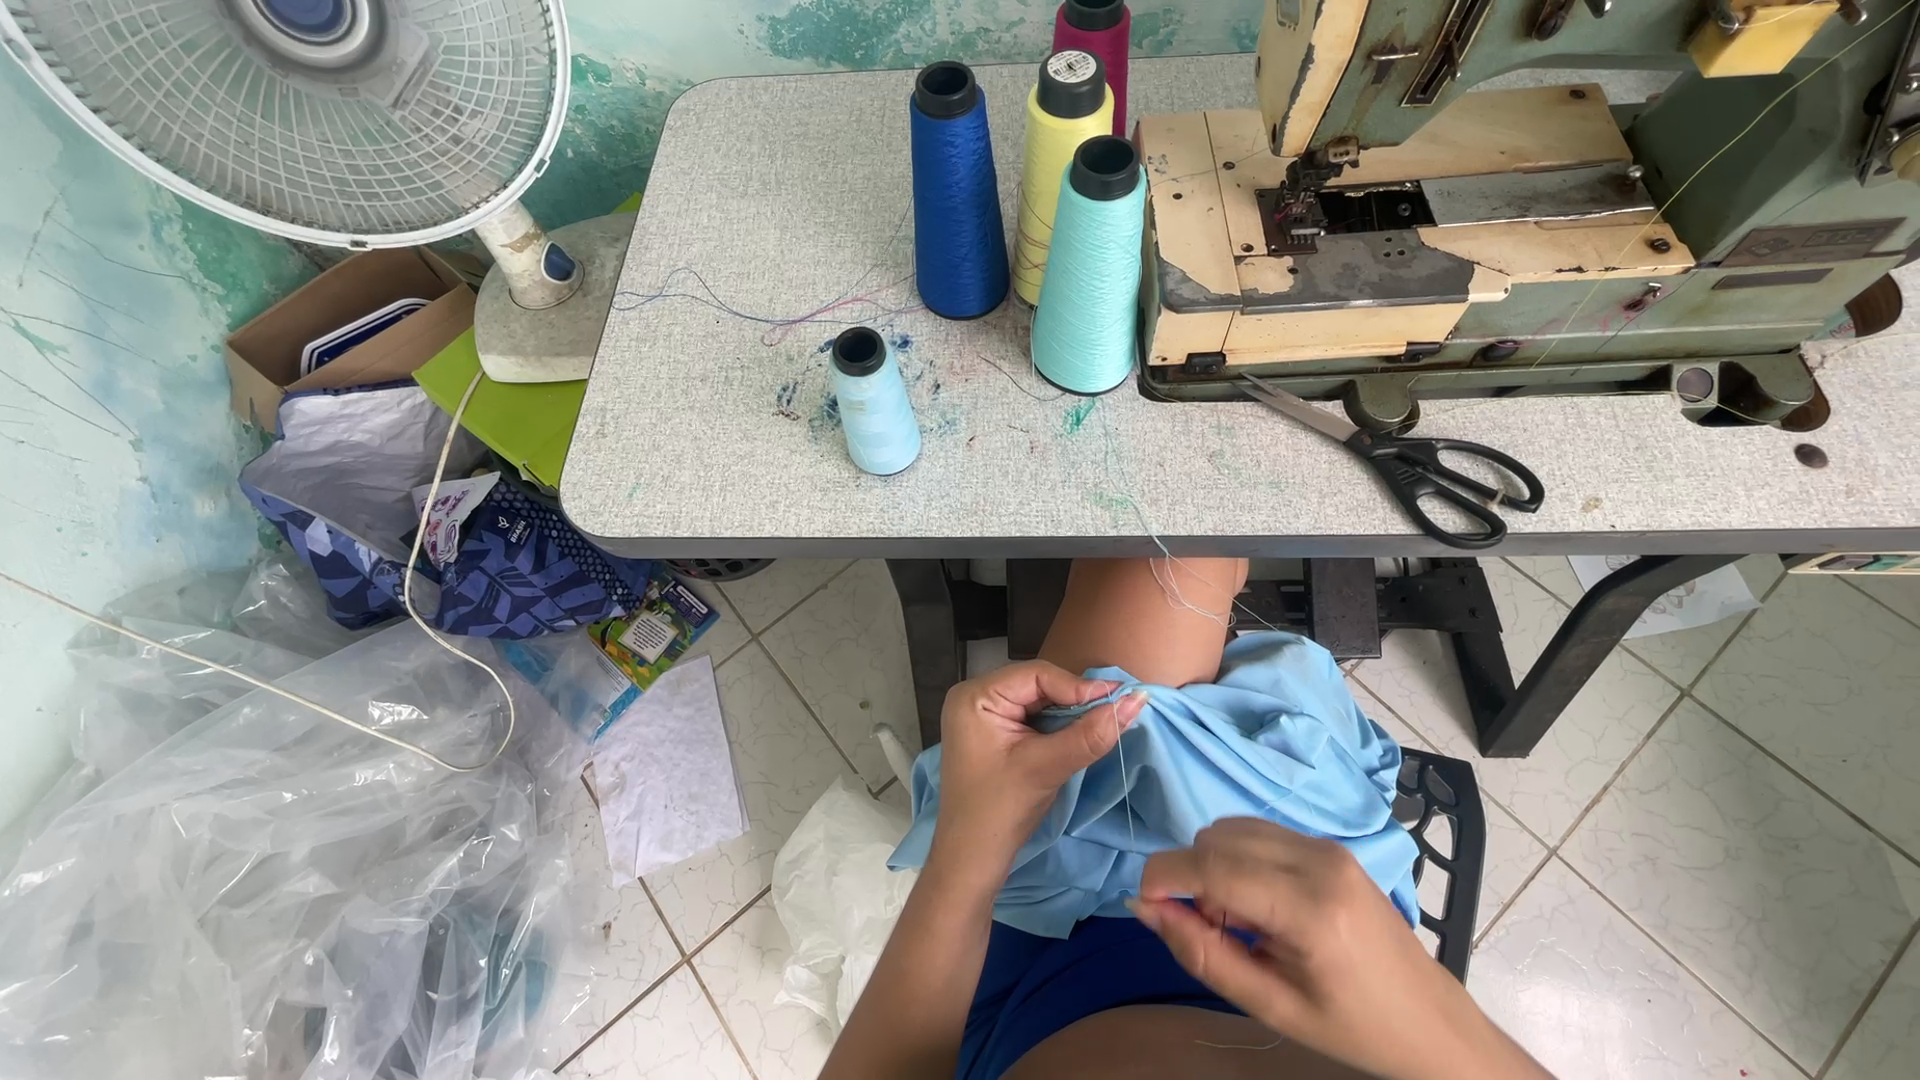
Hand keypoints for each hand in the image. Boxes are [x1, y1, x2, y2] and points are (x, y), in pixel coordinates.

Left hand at [933, 660, 1145, 870]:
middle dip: (1077, 698)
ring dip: (1071, 712)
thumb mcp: (1046, 767)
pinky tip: (1081, 731)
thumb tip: (1135, 701)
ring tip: (1105, 718)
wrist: (970, 858)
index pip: (1037, 675)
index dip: (1079, 686)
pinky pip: (1033, 717)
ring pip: (1039, 700)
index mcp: (975, 696)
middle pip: (1038, 684)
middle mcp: (975, 696)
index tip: (1121, 699)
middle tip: (1118, 708)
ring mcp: (983, 714)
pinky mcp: (994, 732)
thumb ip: (1090, 734)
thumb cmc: (1000, 810)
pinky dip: (1058, 725)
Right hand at [1131, 818, 1550, 1079]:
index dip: (1164, 876)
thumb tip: (1144, 907)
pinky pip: (1256, 831)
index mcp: (1310, 908)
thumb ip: (1202, 953)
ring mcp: (1326, 846)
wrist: (1433, 1024)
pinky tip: (1258, 901)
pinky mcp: (1329, 844)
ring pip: (1231, 828)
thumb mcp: (1271, 1006)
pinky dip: (1237, 857)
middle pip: (1215, 839)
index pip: (1212, 865)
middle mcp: (1318, 860)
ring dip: (1213, 865)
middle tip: (1211, 930)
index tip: (1145, 905)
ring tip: (1238, 919)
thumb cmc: (1352, 1028)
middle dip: (1191, 877)